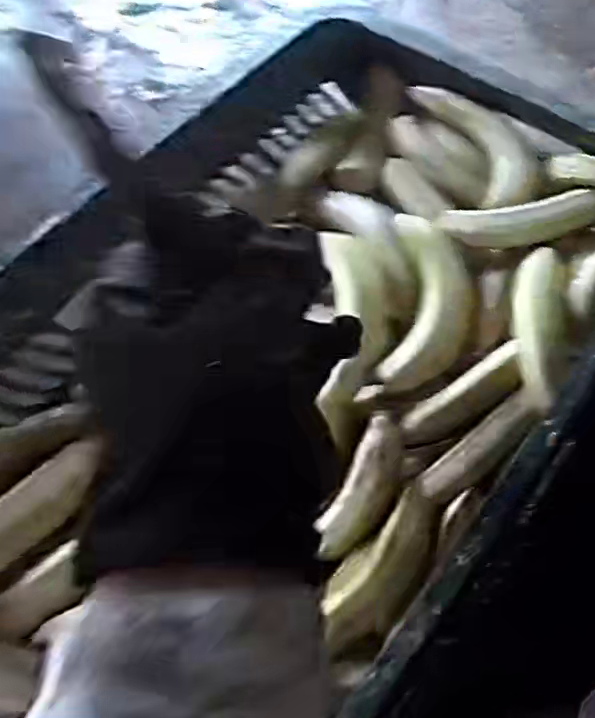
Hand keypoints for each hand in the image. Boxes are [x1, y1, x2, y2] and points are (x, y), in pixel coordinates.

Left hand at [76, 220, 356, 582]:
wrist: (233, 491)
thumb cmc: (218, 399)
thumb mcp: (240, 325)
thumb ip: (266, 275)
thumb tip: (291, 230)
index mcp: (130, 310)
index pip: (168, 245)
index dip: (219, 230)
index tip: (271, 225)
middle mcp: (164, 330)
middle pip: (222, 277)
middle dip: (270, 268)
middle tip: (310, 263)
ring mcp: (214, 362)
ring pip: (264, 311)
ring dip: (300, 305)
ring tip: (328, 304)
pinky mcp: (260, 387)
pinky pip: (292, 348)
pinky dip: (318, 342)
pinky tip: (341, 343)